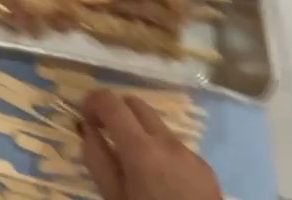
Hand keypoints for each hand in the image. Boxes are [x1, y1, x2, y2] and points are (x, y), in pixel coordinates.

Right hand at [80, 90, 223, 199]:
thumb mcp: (113, 197)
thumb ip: (97, 159)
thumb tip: (88, 129)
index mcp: (141, 149)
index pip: (110, 101)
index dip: (92, 101)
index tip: (85, 119)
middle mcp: (168, 142)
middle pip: (135, 103)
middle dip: (116, 111)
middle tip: (105, 133)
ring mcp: (191, 154)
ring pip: (157, 125)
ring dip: (139, 132)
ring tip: (135, 163)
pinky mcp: (206, 168)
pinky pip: (175, 146)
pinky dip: (160, 151)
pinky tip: (161, 180)